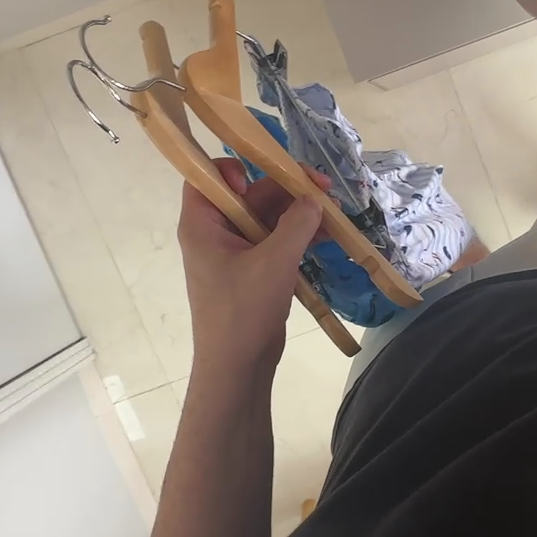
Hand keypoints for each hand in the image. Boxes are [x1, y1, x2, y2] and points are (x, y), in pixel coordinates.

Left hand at [178, 158, 325, 381]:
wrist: (238, 366)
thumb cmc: (244, 310)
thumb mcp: (274, 262)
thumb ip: (296, 224)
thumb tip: (314, 199)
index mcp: (203, 225)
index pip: (206, 178)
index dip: (232, 170)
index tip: (264, 176)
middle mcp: (216, 233)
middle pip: (249, 196)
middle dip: (286, 190)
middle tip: (323, 187)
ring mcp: (237, 253)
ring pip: (268, 219)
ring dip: (299, 213)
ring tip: (334, 210)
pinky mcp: (255, 271)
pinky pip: (277, 241)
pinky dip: (299, 235)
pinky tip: (329, 233)